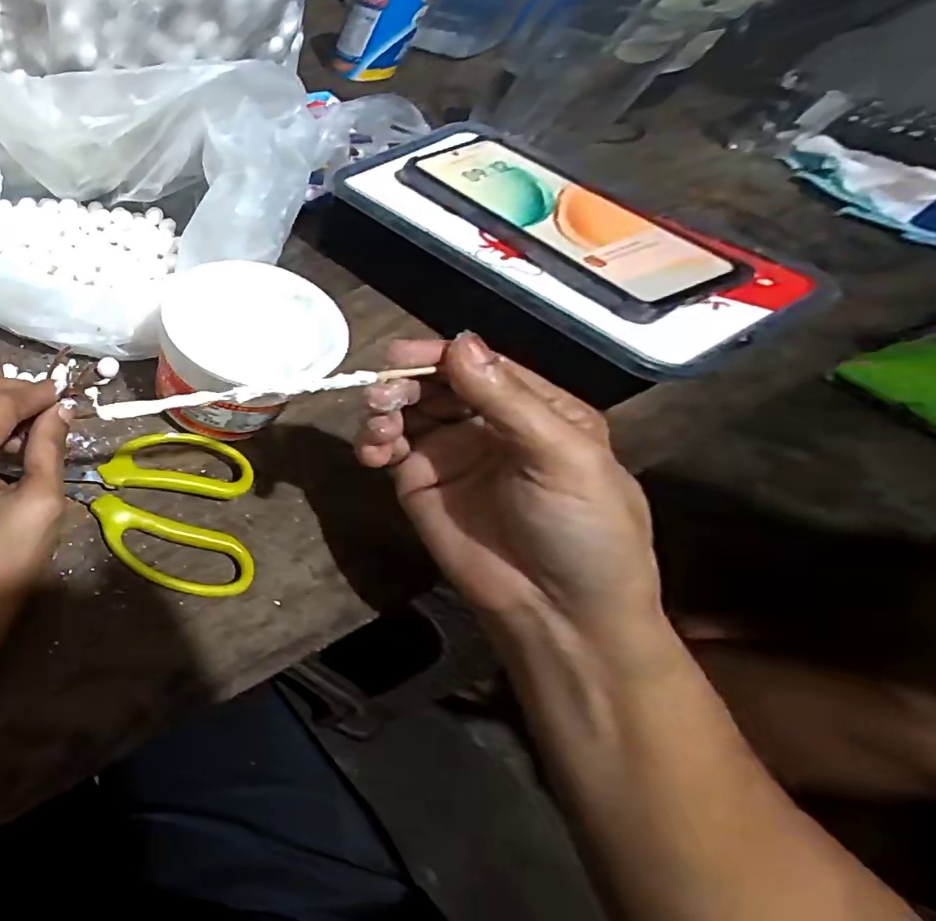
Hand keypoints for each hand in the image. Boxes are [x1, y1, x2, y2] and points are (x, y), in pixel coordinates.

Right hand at [354, 333, 660, 645]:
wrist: (556, 612)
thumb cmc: (583, 532)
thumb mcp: (563, 459)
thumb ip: (508, 400)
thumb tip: (458, 342)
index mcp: (535, 409)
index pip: (478, 364)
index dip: (438, 355)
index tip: (399, 357)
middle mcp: (486, 423)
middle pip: (432, 383)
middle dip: (401, 383)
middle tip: (382, 398)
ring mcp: (447, 450)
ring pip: (402, 410)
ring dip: (381, 410)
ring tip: (379, 430)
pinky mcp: (415, 479)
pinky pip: (384, 446)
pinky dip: (370, 441)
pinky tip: (372, 453)